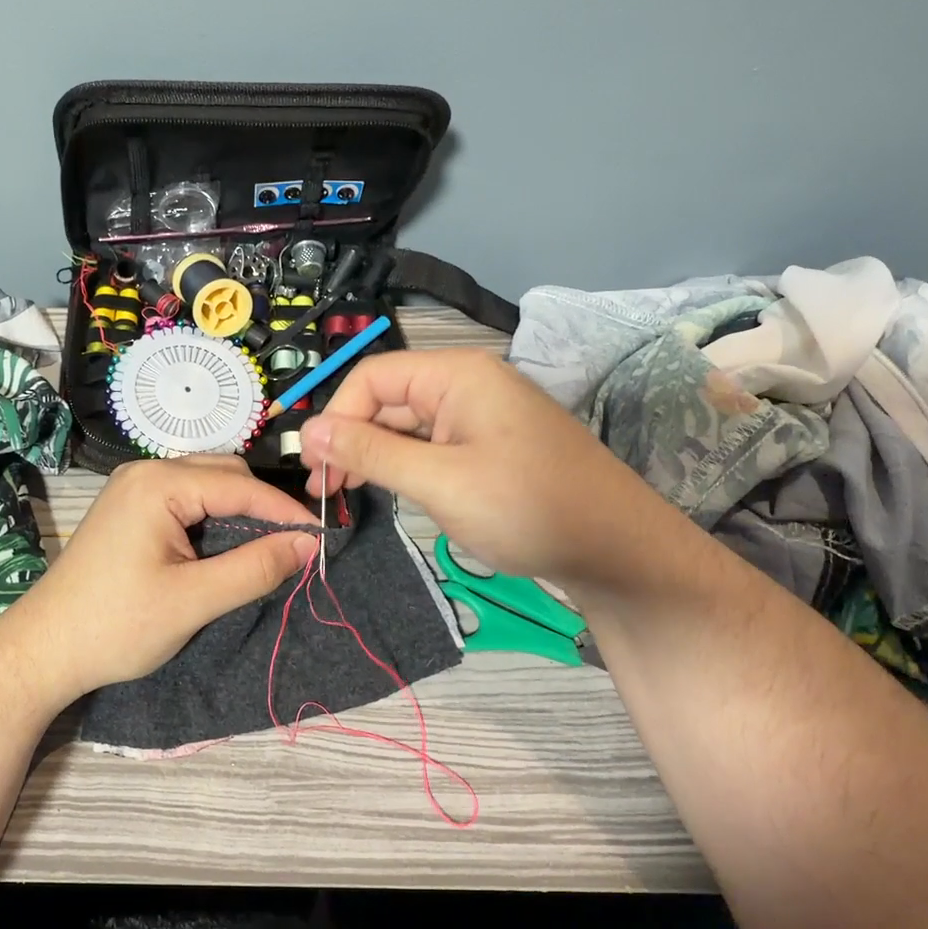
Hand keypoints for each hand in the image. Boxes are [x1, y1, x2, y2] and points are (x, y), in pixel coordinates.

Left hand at [0, 455, 317, 699]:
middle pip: (223, 474)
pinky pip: (183, 499)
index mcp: (157, 483)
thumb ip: (254, 567)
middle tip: (295, 546)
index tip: (321, 539)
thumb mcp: (193, 600)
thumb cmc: (116, 625)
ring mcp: (132, 488)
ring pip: (204, 485)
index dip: (284, 510)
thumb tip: (307, 543)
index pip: (239, 484)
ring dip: (237, 511)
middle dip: (262, 505)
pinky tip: (225, 547)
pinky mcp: (127, 509)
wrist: (45, 648)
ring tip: (268, 548)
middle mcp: (144, 471)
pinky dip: (212, 517)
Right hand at [298, 349, 679, 587]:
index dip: (336, 417)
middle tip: (324, 491)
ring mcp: (480, 416)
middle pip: (386, 400)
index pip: (371, 378)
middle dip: (350, 440)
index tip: (315, 468)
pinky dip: (404, 467)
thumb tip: (306, 431)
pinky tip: (391, 493)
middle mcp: (467, 385)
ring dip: (373, 457)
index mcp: (457, 375)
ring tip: (347, 496)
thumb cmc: (528, 508)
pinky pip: (430, 446)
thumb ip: (370, 452)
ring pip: (406, 426)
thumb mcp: (439, 482)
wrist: (621, 553)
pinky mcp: (489, 446)